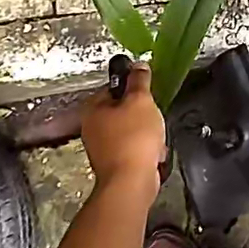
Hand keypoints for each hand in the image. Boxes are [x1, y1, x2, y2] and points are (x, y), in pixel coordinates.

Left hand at [81, 62, 164, 191]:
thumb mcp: (141, 100)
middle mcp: (92, 127)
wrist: (131, 181)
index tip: (148, 91)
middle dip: (143, 112)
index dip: (133, 86)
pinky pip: (134, 147)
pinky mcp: (115, 162)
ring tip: (156, 136)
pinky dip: (146, 148)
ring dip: (148, 131)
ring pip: (131, 128)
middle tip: (153, 115)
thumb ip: (140, 80)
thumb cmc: (134, 137)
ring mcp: (102, 147)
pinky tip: (155, 152)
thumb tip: (138, 65)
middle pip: (124, 108)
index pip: (114, 86)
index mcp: (93, 108)